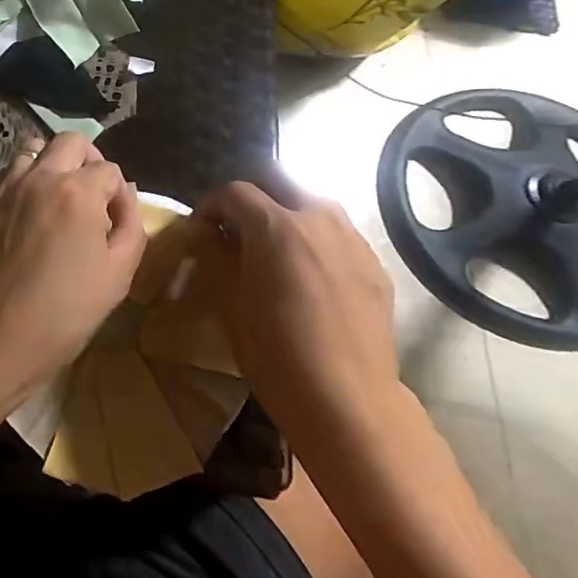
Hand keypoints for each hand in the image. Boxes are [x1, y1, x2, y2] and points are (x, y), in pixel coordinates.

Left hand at [0, 132, 146, 425]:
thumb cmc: (68, 308)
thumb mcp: (119, 272)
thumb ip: (131, 224)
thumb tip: (126, 193)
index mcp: (77, 191)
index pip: (109, 169)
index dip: (120, 193)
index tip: (118, 220)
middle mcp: (39, 178)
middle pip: (69, 141)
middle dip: (89, 159)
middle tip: (94, 192)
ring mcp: (6, 188)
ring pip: (33, 150)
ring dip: (52, 164)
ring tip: (61, 198)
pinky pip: (9, 174)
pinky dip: (26, 179)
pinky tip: (33, 210)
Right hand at [189, 171, 399, 442]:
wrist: (344, 396)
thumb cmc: (272, 348)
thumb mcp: (228, 298)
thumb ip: (218, 253)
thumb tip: (211, 233)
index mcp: (276, 226)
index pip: (234, 191)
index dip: (211, 205)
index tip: (202, 229)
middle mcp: (318, 221)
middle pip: (280, 181)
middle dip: (252, 197)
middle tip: (236, 228)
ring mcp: (353, 242)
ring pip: (314, 204)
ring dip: (287, 212)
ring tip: (273, 247)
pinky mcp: (375, 267)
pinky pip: (339, 235)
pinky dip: (315, 238)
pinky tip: (307, 273)